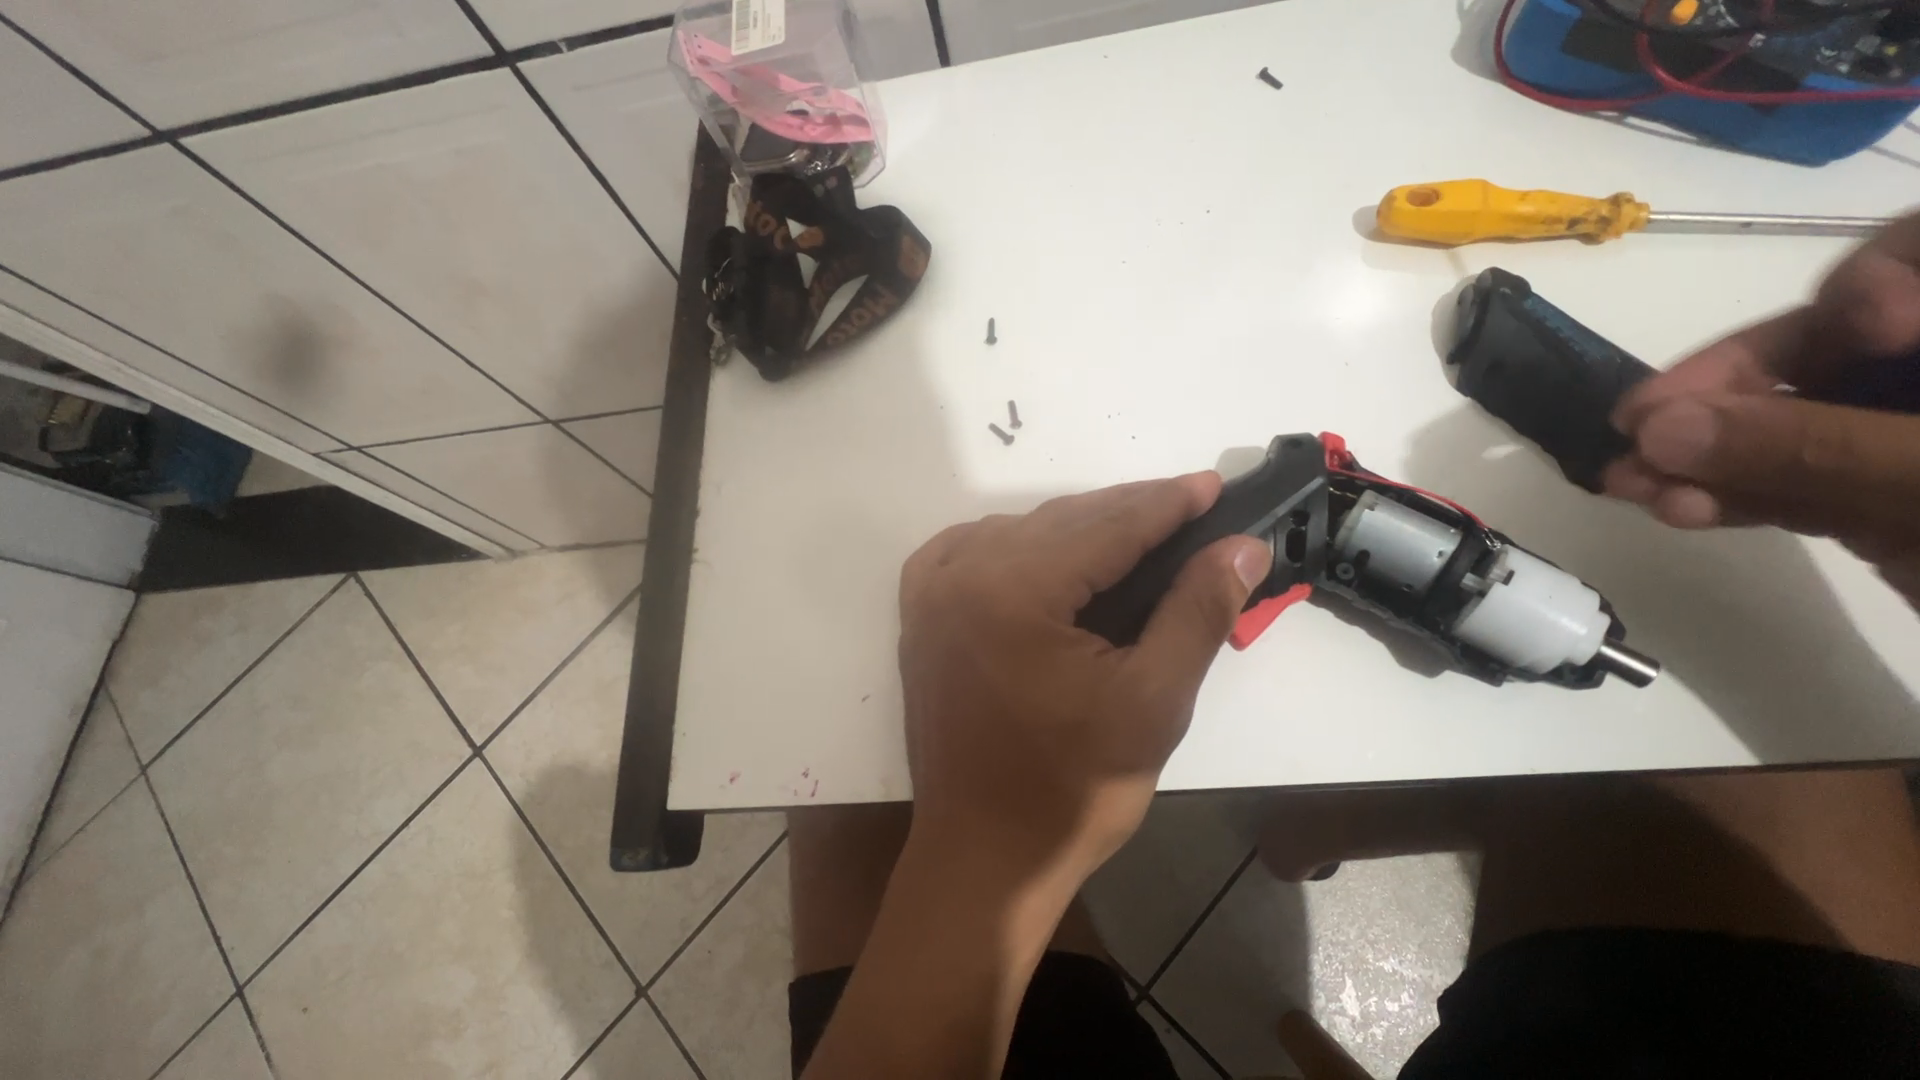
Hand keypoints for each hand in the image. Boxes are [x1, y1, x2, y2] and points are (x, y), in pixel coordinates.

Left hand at [897, 473, 1269, 882]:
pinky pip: (970, 553)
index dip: (1166, 504)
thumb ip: (1197, 612)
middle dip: (1128, 513)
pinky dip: (1015, 545)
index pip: (1106, 527)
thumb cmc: (1073, 790)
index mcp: (1010, 590)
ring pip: (1017, 534)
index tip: (1212, 485)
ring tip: (1136, 535)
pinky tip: (1049, 555)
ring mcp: (930, 596)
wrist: (984, 857)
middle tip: (1189, 507)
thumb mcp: (1154, 701)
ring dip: (1077, 529)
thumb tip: (1240, 547)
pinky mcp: (920, 620)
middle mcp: (959, 576)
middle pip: (1060, 522)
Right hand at [1603, 212, 1919, 604]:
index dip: (1882, 277)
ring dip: (1699, 455)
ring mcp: (1909, 443)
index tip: (1858, 329)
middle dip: (1731, 388)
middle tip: (1638, 423)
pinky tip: (1671, 510)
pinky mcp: (1875, 503)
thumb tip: (1657, 429)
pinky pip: (1784, 486)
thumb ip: (1817, 451)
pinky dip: (1723, 498)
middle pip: (1832, 347)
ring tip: (1627, 485)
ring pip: (1790, 425)